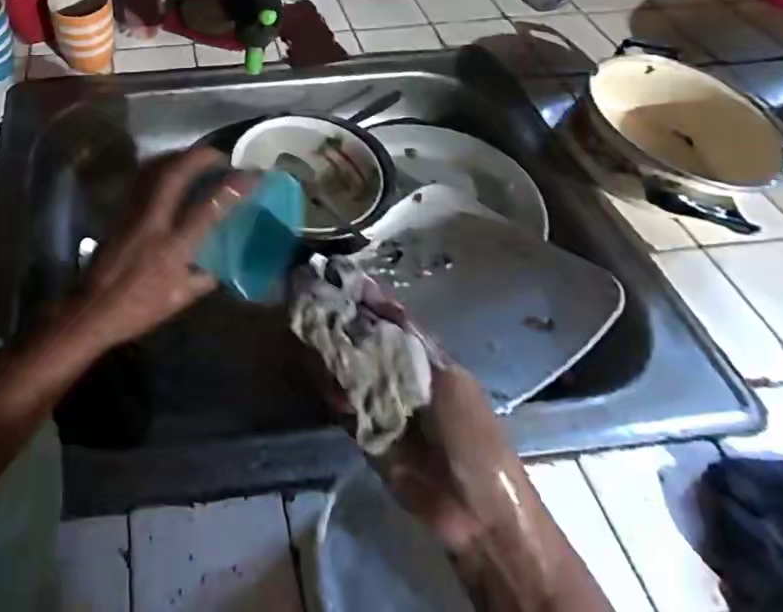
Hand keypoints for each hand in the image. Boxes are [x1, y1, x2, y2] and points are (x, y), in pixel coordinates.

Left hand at [64, 148, 254, 352]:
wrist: (92, 309)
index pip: (207, 209)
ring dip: (178, 157)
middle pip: (175, 175)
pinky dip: (160, 168)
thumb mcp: (181, 298)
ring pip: (154, 171)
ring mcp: (132, 213)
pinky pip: (142, 180)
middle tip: (220, 155)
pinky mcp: (119, 212)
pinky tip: (170, 170)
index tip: (251, 175)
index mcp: (173, 247)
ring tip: (197, 157)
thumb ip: (204, 276)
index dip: (232, 188)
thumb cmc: (139, 309)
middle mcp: (152, 222)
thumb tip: (221, 262)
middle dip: (199, 157)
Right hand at [306, 278, 533, 553]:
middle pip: (360, 337)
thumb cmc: (471, 436)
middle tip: (308, 301)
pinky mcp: (363, 427)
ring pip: (345, 366)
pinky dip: (330, 392)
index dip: (363, 295)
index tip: (334, 272)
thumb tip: (375, 298)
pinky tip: (326, 386)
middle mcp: (397, 370)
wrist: (473, 509)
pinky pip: (339, 402)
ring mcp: (379, 399)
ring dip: (329, 355)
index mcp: (423, 355)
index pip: (387, 315)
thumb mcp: (447, 379)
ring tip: (308, 337)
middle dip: (338, 321)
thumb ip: (408, 340)